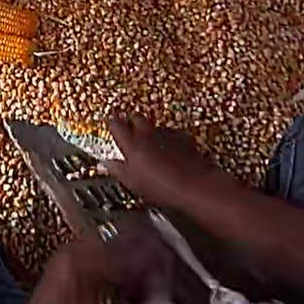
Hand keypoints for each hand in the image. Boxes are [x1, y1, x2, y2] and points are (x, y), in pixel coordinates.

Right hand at [103, 113, 243, 213]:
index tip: (112, 123)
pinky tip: (169, 150)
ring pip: (154, 126)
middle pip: (136, 118)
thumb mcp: (131, 182)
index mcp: (131, 143)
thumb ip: (118, 169)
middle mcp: (148, 133)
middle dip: (132, 121)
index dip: (113, 123)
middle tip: (130, 130)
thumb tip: (108, 163)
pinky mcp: (184, 138)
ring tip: (151, 145)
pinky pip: (171, 134)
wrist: (194, 185)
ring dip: (151, 132)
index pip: (116, 124)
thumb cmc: (160, 186)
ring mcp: (167, 134)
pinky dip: (168, 139)